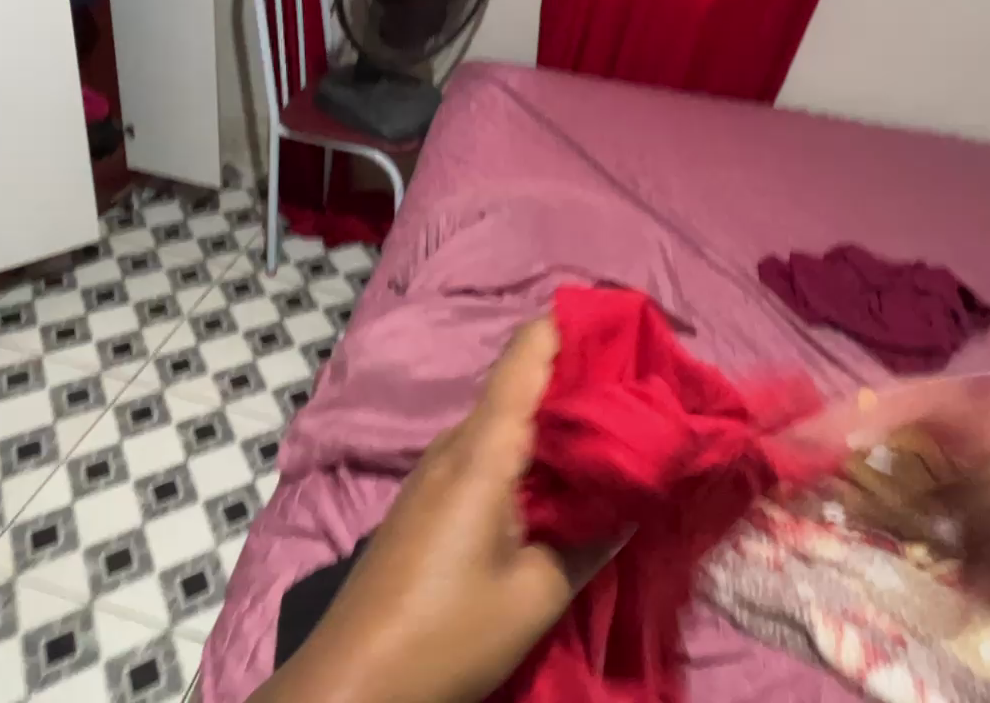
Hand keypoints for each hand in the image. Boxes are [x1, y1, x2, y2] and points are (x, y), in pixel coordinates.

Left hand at [252, 319, 610, 702]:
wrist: (353, 679)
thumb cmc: (446, 631)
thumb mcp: (534, 596)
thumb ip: (590, 541)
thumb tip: (633, 502)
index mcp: (482, 449)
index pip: (525, 356)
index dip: (568, 326)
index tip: (618, 321)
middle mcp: (456, 443)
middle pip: (518, 382)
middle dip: (576, 375)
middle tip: (637, 386)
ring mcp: (436, 467)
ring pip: (503, 417)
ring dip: (553, 414)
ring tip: (610, 425)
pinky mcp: (429, 494)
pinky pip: (486, 448)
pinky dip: (528, 446)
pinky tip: (558, 474)